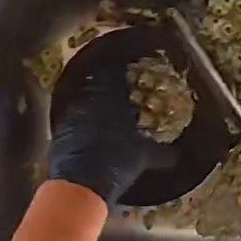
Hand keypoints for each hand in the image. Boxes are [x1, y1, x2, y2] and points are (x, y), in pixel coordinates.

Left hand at [47, 58, 163, 206]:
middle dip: (108, 74)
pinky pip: (74, 112)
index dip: (122, 59)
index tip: (131, 55)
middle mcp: (88, 100)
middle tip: (120, 75)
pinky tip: (93, 122)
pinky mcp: (60, 130)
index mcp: (110, 96)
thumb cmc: (116, 162)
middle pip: (96, 77)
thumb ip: (163, 153)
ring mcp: (71, 114)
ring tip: (108, 97)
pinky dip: (85, 112)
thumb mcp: (144, 157)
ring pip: (83, 93)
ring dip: (95, 92)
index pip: (114, 67)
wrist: (80, 185)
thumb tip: (180, 156)